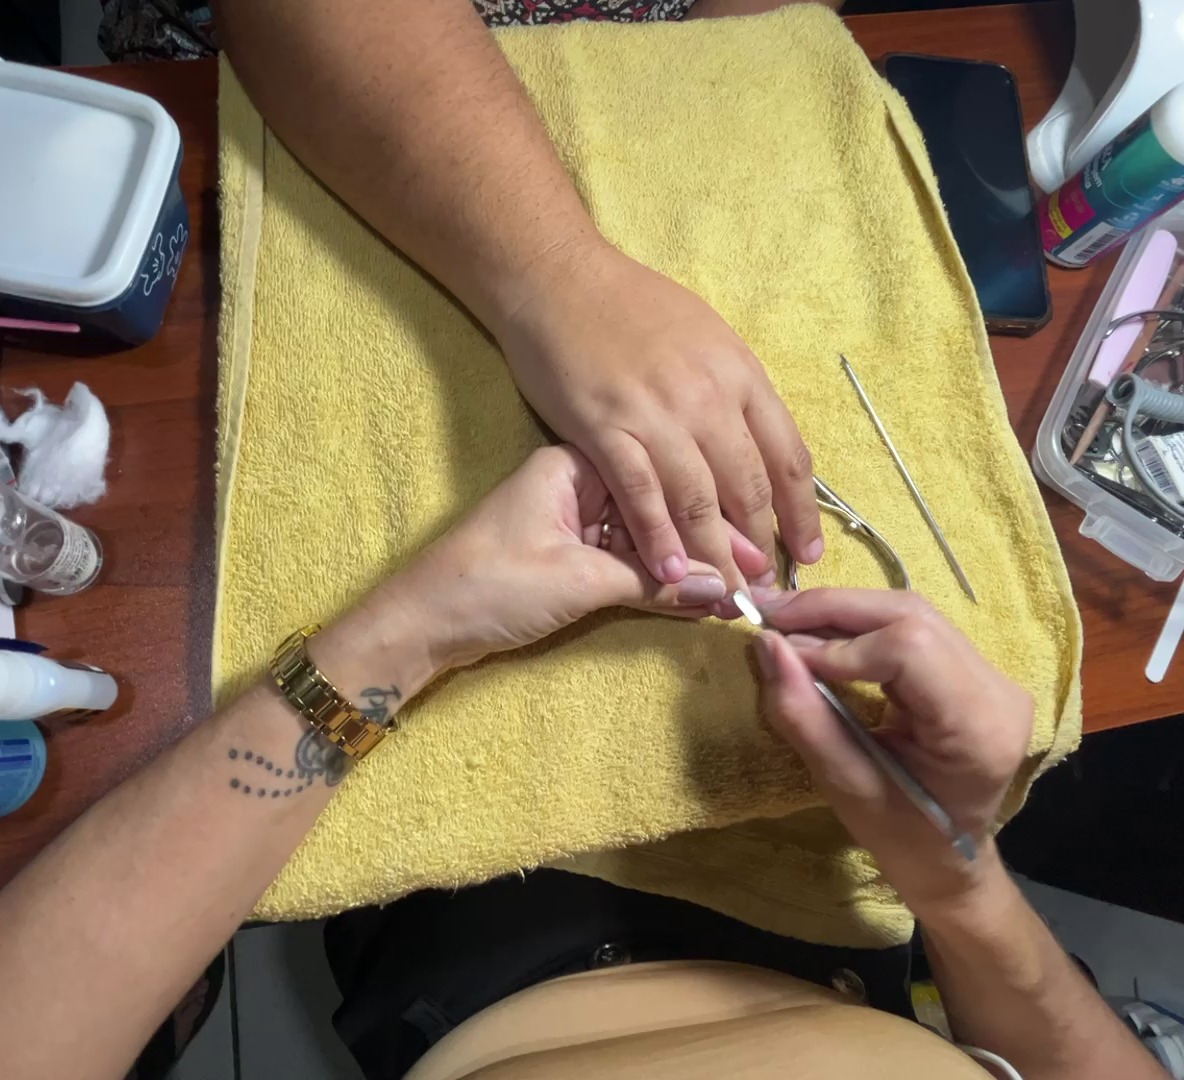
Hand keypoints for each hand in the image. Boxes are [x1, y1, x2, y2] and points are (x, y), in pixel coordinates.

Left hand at [371, 445, 739, 679]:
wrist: (422, 623)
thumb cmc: (490, 583)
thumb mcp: (578, 580)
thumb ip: (654, 583)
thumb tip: (723, 589)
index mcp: (574, 466)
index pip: (657, 476)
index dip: (708, 511)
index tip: (756, 546)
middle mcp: (579, 485)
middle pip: (657, 507)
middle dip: (705, 542)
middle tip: (760, 572)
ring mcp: (574, 522)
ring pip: (645, 538)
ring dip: (685, 565)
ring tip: (740, 589)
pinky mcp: (568, 555)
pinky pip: (625, 561)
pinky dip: (657, 580)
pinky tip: (698, 595)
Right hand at [493, 242, 821, 593]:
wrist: (560, 280)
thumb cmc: (630, 306)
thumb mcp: (703, 334)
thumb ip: (730, 389)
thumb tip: (751, 443)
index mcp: (738, 372)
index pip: (786, 455)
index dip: (801, 511)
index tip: (809, 550)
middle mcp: (706, 397)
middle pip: (746, 486)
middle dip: (760, 544)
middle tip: (764, 586)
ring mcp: (655, 414)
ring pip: (697, 500)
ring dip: (713, 555)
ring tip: (724, 595)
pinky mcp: (606, 429)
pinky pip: (640, 495)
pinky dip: (656, 540)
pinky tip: (667, 574)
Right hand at [750, 589, 1032, 915]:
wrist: (947, 858)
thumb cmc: (900, 835)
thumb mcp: (843, 784)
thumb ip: (803, 714)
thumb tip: (764, 644)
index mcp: (979, 726)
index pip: (908, 648)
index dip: (838, 645)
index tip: (783, 656)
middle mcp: (996, 686)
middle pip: (908, 614)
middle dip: (830, 609)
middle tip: (768, 615)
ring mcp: (988, 671)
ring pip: (906, 609)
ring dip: (838, 609)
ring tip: (784, 619)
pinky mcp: (967, 665)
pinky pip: (907, 623)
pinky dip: (853, 621)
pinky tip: (816, 628)